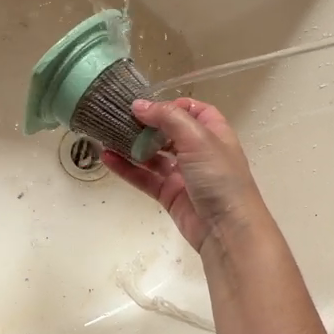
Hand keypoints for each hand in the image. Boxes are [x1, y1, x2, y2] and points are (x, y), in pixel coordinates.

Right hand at [102, 98, 264, 252]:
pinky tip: (107, 158)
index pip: (192, 110)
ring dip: (131, 146)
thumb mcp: (198, 139)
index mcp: (213, 133)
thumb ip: (168, 118)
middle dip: (145, 125)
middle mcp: (198, 151)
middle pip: (168, 132)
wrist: (227, 228)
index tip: (145, 107)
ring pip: (153, 155)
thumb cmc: (219, 177)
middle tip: (119, 119)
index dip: (170, 105)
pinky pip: (144, 177)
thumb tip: (138, 105)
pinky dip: (126, 168)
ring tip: (106, 136)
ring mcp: (182, 174)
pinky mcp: (168, 194)